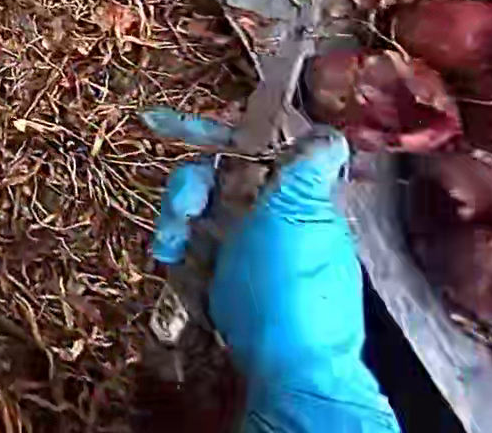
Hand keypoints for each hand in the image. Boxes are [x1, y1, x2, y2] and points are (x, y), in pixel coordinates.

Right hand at [154, 128, 400, 432]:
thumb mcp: (300, 221)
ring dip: (175, 220)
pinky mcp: (213, 266)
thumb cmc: (293, 289)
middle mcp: (258, 211)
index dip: (203, 133)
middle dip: (186, 188)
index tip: (160, 123)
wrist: (287, 369)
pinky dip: (174, 247)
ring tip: (175, 247)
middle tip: (182, 212)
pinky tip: (174, 260)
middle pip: (205, 174)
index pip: (238, 146)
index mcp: (283, 194)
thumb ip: (306, 172)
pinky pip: (182, 240)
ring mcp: (234, 240)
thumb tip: (332, 133)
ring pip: (188, 206)